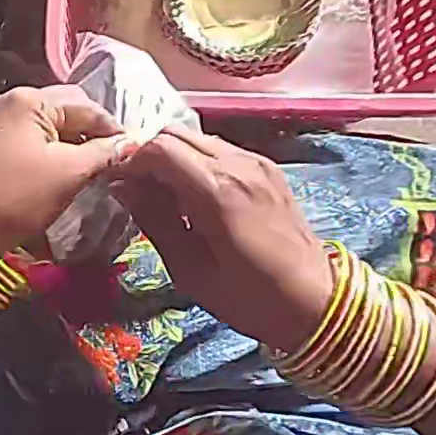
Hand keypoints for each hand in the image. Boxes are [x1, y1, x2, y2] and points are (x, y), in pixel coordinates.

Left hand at [0, 86, 135, 250]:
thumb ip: (103, 153)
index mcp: (28, 100)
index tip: (134, 152)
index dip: (113, 130)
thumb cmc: (18, 196)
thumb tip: (130, 144)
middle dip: (92, 133)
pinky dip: (50, 151)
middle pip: (65, 110)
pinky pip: (30, 139)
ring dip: (72, 143)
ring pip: (47, 125)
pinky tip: (64, 170)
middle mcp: (9, 102)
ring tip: (93, 167)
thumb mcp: (68, 173)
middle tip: (113, 159)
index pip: (85, 106)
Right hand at [110, 127, 332, 349]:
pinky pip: (220, 149)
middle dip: (148, 154)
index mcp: (217, 190)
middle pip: (175, 133)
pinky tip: (195, 195)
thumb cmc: (248, 297)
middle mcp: (239, 164)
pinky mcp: (268, 168)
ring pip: (197, 138)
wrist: (316, 301)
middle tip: (138, 187)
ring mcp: (257, 162)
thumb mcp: (189, 269)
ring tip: (164, 193)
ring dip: (172, 157)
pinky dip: (196, 161)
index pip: (159, 148)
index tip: (119, 185)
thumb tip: (122, 186)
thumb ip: (155, 220)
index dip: (131, 161)